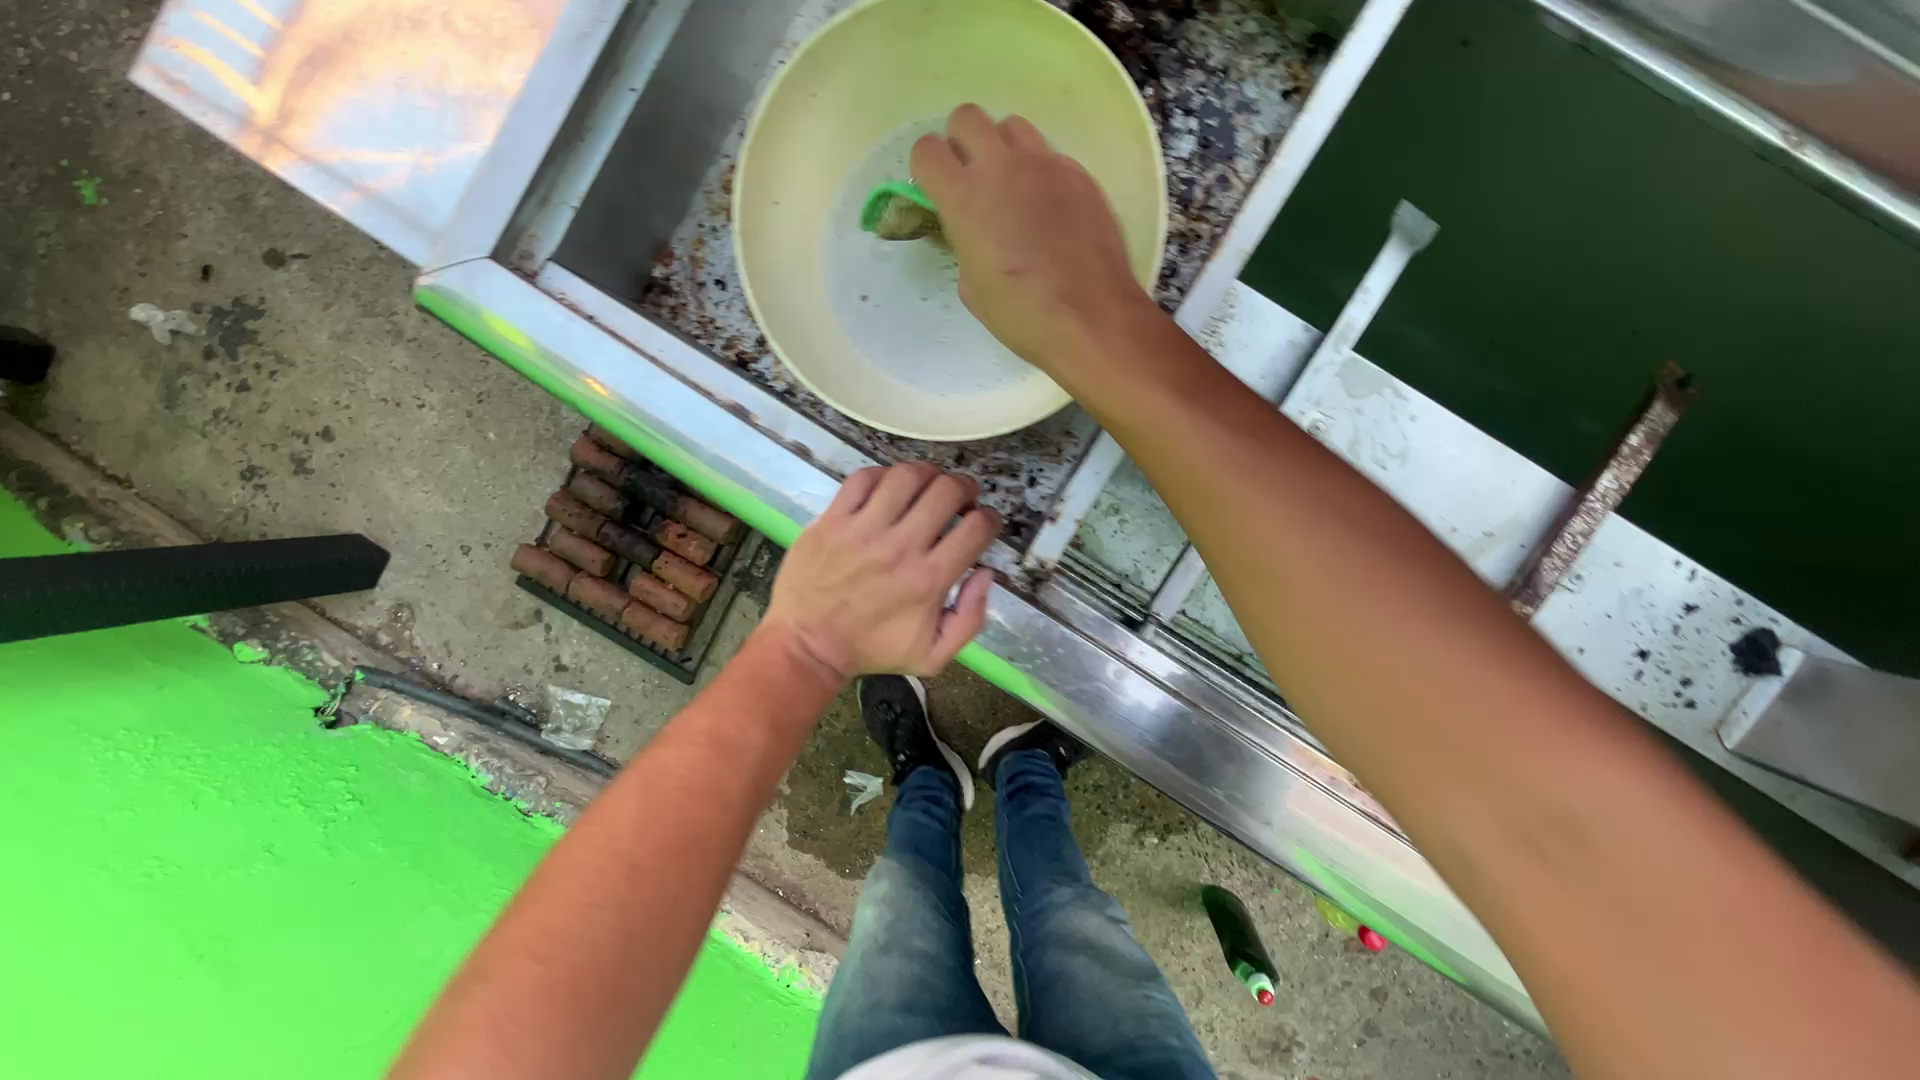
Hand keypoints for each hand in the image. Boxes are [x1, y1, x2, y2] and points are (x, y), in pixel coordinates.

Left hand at [762, 464, 1000, 679]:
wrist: (808, 645)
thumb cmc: (872, 650)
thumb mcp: (933, 656)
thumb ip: (970, 619)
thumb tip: (985, 573)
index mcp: (929, 579)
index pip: (977, 528)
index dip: (990, 519)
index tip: (984, 522)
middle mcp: (900, 547)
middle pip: (947, 490)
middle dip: (965, 488)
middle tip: (962, 497)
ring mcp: (863, 529)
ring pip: (907, 476)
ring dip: (927, 474)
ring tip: (928, 485)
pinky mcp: (832, 520)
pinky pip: (863, 478)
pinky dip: (884, 475)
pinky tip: (889, 488)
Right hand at [912, 103, 1156, 378]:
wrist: (1090, 317)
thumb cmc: (1021, 313)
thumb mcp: (972, 287)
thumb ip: (965, 243)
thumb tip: (974, 233)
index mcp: (963, 198)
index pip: (926, 150)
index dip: (927, 168)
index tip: (936, 190)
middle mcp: (1001, 167)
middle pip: (967, 117)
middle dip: (962, 142)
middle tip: (972, 177)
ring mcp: (1045, 165)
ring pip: (1013, 126)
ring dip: (1004, 148)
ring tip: (1013, 187)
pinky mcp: (1079, 174)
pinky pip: (1051, 155)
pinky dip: (1041, 172)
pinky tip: (1051, 209)